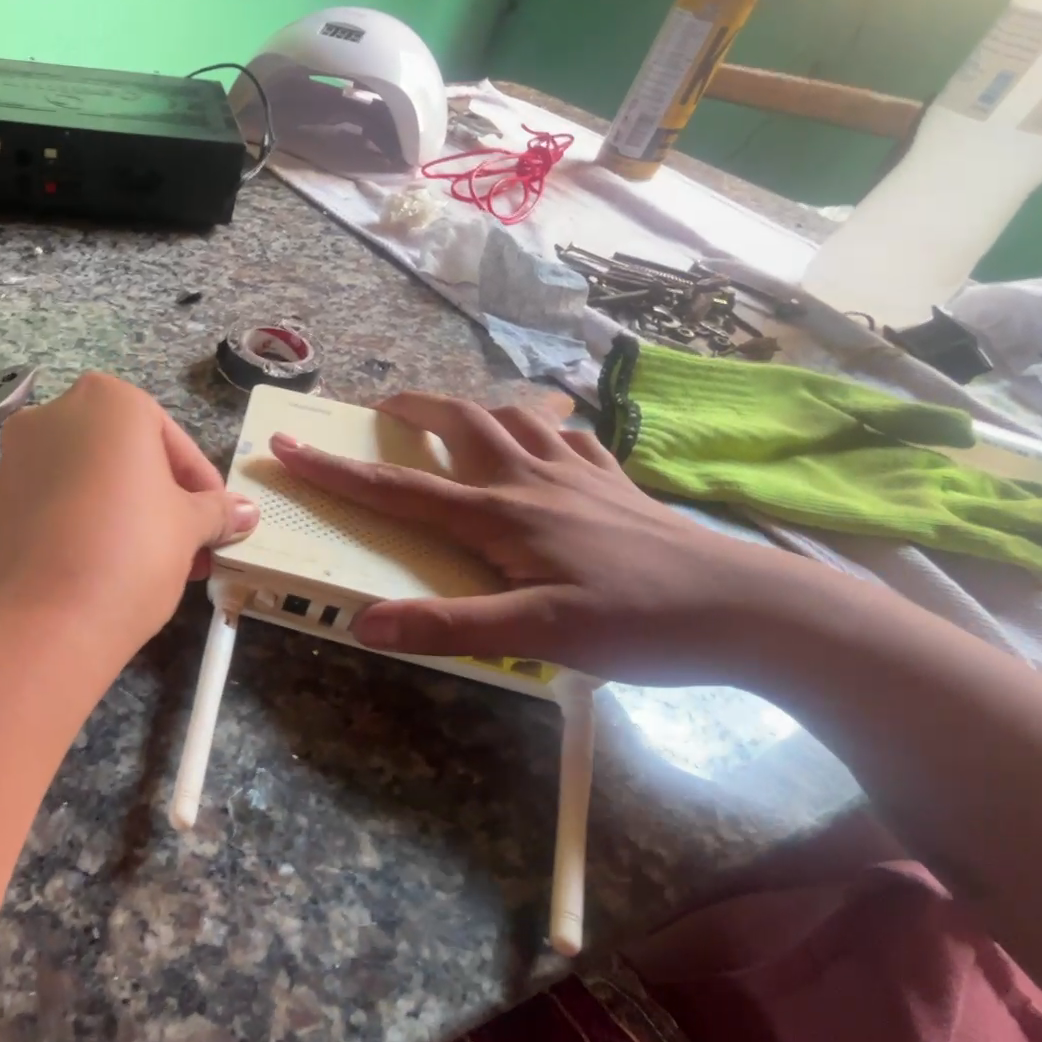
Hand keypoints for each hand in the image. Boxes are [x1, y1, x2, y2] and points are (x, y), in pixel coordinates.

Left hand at [0, 373, 257, 653]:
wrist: (39, 622)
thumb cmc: (129, 553)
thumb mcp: (188, 529)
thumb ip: (215, 511)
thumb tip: (245, 511)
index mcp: (108, 401)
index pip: (171, 438)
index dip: (200, 484)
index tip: (217, 521)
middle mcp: (55, 413)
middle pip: (125, 455)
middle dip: (161, 499)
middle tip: (190, 545)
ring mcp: (17, 457)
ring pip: (88, 479)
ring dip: (124, 512)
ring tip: (153, 564)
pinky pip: (55, 503)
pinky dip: (83, 524)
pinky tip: (105, 567)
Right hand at [272, 393, 808, 683]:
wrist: (754, 610)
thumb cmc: (640, 623)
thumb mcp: (536, 634)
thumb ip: (447, 626)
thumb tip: (363, 624)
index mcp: (499, 515)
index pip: (398, 489)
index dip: (335, 470)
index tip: (287, 444)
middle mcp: (533, 481)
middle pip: (462, 423)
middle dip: (412, 411)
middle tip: (380, 409)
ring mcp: (582, 475)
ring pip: (517, 417)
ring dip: (475, 407)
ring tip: (453, 414)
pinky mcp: (620, 484)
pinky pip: (572, 436)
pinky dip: (545, 424)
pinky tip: (545, 435)